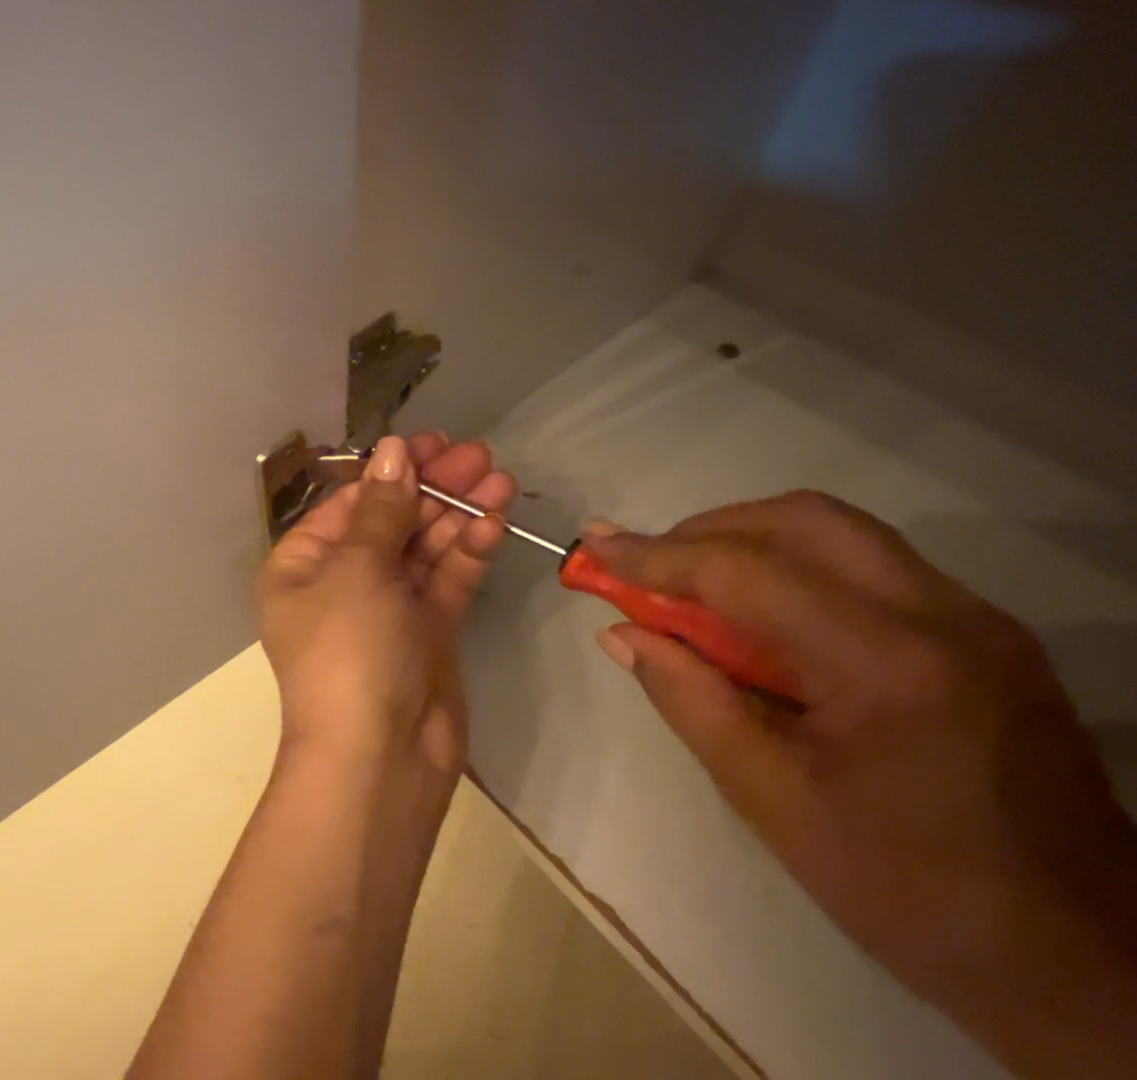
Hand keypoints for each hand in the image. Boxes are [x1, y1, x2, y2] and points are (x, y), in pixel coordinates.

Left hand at [257, 433, 515, 778]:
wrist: (379, 757)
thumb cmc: (348, 653)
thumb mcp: (356, 571)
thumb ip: (382, 510)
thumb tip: (393, 450)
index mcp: (301, 567)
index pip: (347, 506)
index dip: (389, 473)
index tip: (432, 444)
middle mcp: (340, 584)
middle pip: (389, 521)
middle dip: (431, 488)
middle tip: (477, 454)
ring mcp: (386, 609)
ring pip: (423, 548)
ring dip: (457, 514)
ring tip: (499, 479)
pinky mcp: (427, 632)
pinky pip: (446, 581)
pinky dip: (468, 552)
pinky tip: (494, 520)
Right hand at [583, 491, 1136, 1077]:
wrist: (1075, 951)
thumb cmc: (901, 886)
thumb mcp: (769, 798)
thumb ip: (690, 700)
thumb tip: (622, 634)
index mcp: (885, 665)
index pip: (747, 571)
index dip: (656, 555)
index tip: (592, 546)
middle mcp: (944, 617)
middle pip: (804, 520)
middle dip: (708, 530)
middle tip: (644, 567)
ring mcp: (978, 621)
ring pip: (843, 535)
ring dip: (753, 545)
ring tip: (691, 591)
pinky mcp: (989, 638)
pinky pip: (875, 570)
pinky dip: (800, 572)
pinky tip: (762, 625)